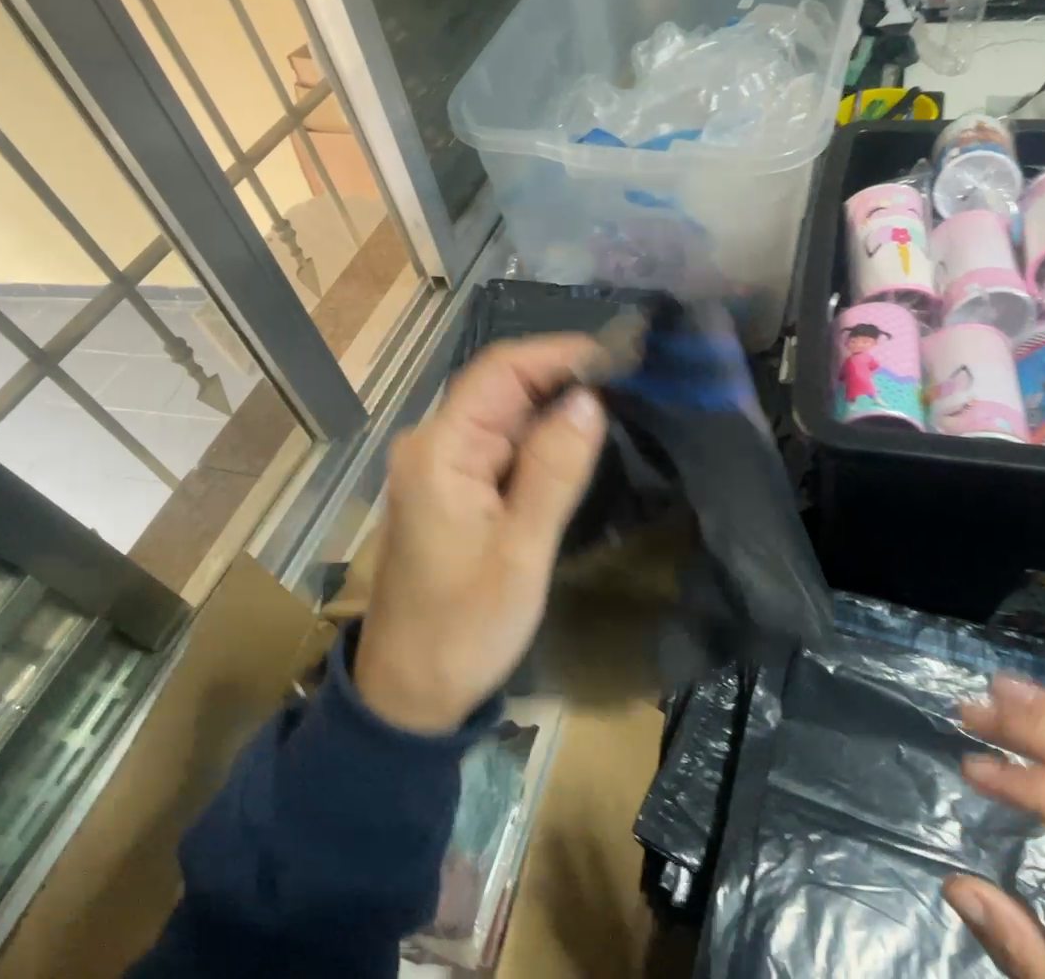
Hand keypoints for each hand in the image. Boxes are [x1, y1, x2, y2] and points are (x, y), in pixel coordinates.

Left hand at [354, 335, 607, 734]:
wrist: (410, 691)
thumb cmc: (464, 628)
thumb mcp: (520, 551)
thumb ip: (553, 470)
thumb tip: (590, 398)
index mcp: (440, 451)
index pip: (501, 370)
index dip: (560, 353)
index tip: (622, 356)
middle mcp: (433, 446)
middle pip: (502, 388)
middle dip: (565, 379)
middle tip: (635, 382)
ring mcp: (440, 469)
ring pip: (505, 417)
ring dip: (557, 409)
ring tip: (622, 405)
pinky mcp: (452, 492)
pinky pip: (501, 449)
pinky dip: (541, 442)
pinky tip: (581, 445)